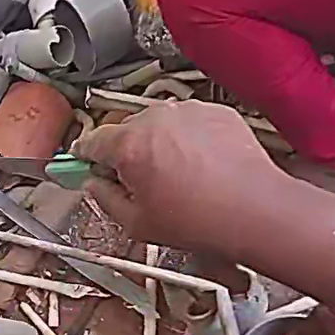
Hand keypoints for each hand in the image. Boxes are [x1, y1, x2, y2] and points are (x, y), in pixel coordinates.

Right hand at [74, 101, 297, 261]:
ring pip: (157, 124)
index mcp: (128, 144)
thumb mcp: (136, 223)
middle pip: (124, 131)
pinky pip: (186, 123)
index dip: (82, 155)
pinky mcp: (214, 111)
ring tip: (174, 178)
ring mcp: (187, 111)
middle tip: (136, 182)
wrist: (254, 210)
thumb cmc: (199, 219)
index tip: (81, 163)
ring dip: (156, 145)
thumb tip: (95, 186)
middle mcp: (156, 118)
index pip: (91, 141)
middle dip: (124, 153)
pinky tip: (197, 167)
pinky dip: (185, 140)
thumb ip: (104, 199)